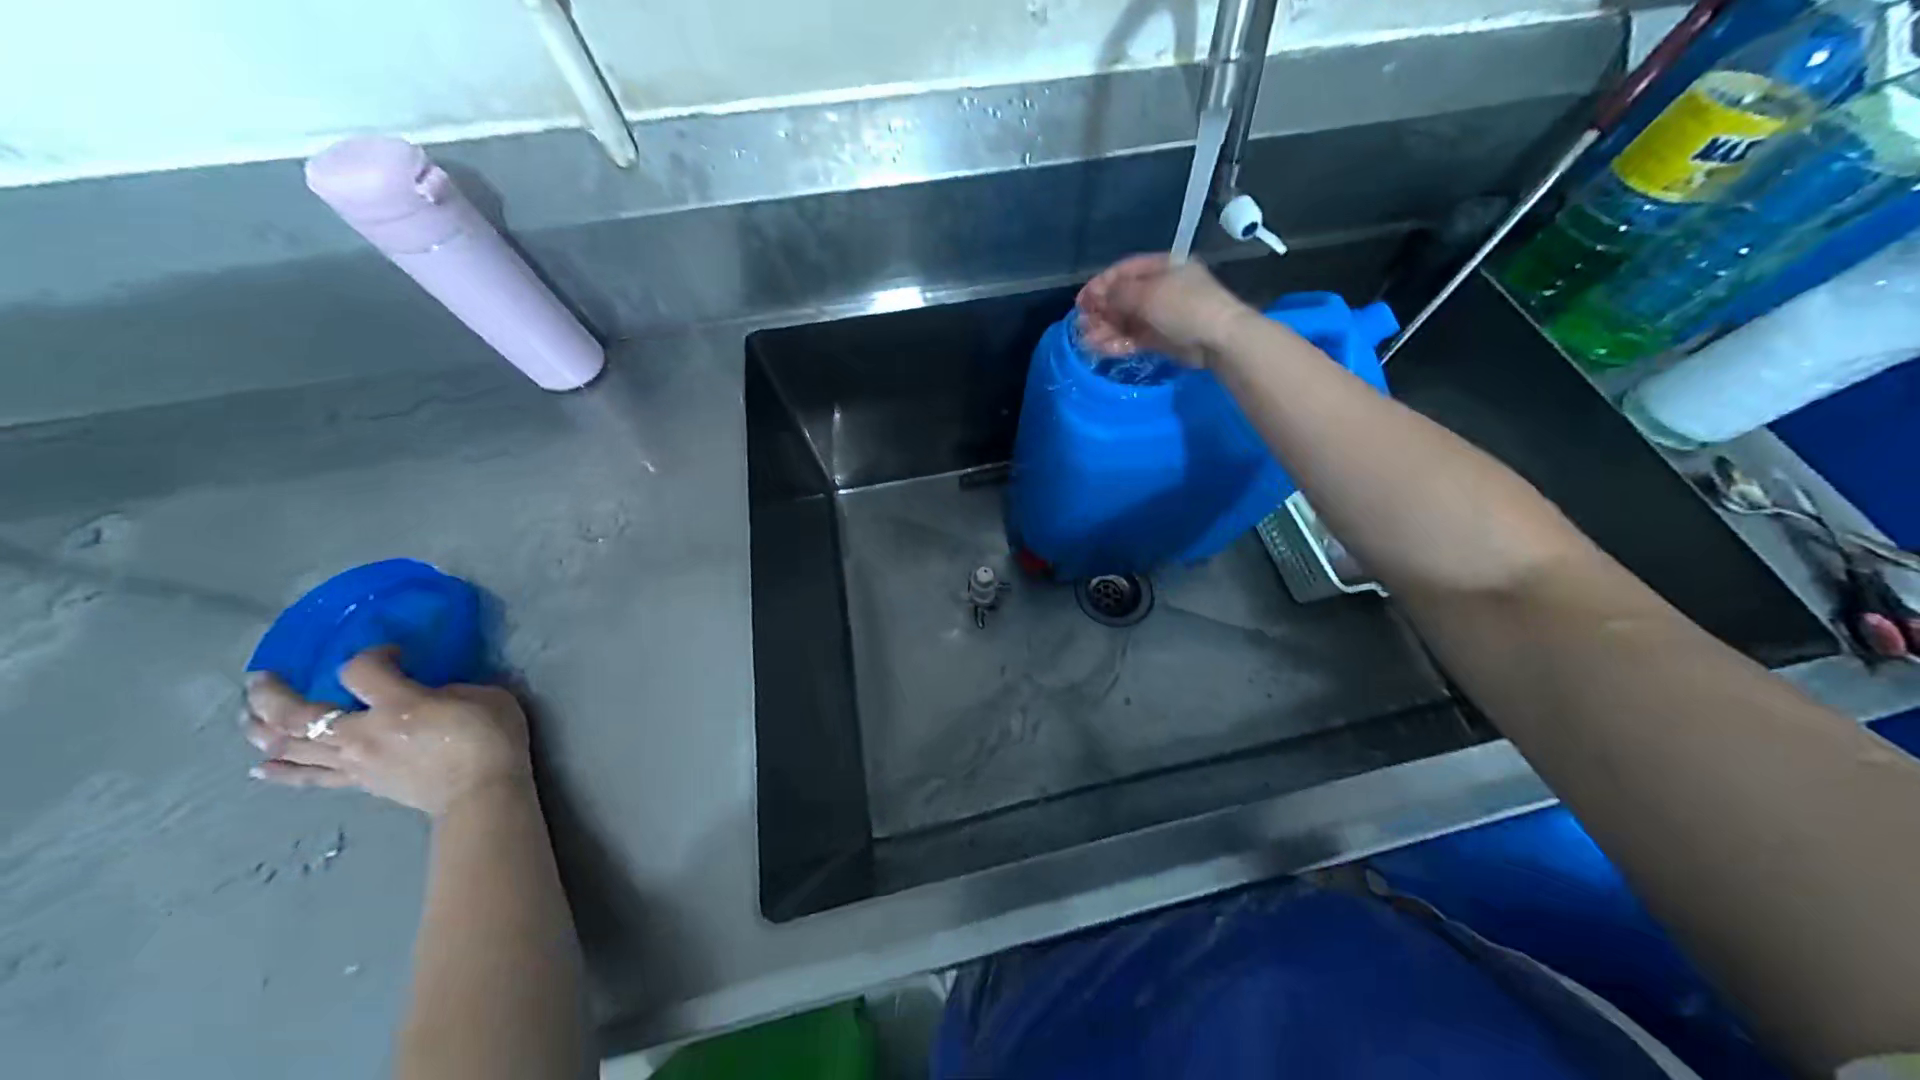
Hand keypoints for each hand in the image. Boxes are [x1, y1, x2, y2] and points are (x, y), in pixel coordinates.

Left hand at [244, 650, 532, 817]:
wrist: (484, 792)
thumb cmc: (491, 739)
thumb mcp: (484, 696)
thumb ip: (448, 689)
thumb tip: (429, 693)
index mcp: (398, 705)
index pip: (360, 669)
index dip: (370, 654)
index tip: (392, 654)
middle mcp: (362, 733)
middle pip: (296, 713)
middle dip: (270, 694)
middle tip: (262, 678)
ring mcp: (354, 761)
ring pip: (289, 746)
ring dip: (261, 730)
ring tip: (250, 715)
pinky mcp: (358, 783)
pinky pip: (309, 779)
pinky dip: (281, 772)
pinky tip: (259, 766)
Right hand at [1074, 255, 1257, 368]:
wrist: (1218, 339)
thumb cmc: (1184, 306)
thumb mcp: (1148, 294)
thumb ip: (1118, 294)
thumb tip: (1097, 296)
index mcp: (1163, 267)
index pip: (1125, 271)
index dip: (1100, 284)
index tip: (1081, 301)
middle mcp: (1161, 288)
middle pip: (1123, 297)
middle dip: (1100, 311)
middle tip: (1081, 324)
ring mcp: (1162, 315)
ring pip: (1127, 320)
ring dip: (1105, 330)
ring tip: (1087, 341)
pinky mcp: (1163, 338)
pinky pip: (1135, 338)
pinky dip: (1118, 342)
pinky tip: (1102, 348)